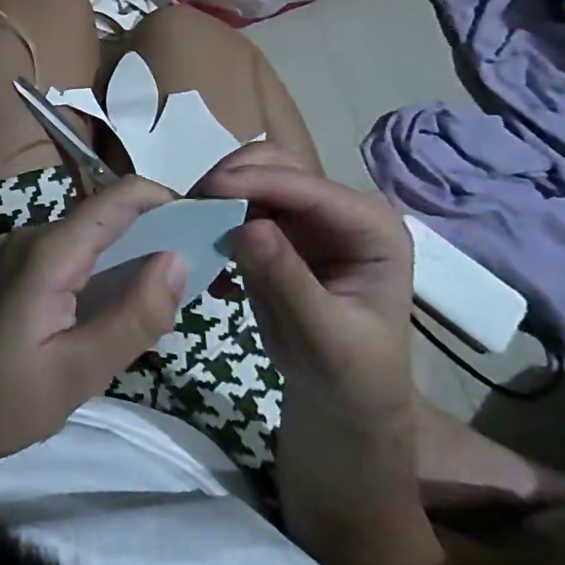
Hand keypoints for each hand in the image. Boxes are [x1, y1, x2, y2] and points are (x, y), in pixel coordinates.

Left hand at [0, 176, 187, 476]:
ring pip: (93, 241)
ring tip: (175, 298)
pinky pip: (74, 261)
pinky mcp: (17, 276)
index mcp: (50, 251)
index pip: (120, 198)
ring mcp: (22, 255)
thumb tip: (180, 261)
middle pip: (110, 217)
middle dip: (161, 236)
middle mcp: (35, 238)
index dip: (170, 202)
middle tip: (206, 277)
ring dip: (136, 260)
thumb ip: (131, 317)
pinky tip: (124, 312)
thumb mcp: (75, 372)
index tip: (211, 230)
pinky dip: (107, 276)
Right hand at [195, 143, 415, 430]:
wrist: (343, 399)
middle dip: (234, 179)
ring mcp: (308, 218)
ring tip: (194, 230)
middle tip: (193, 210)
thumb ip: (288, 281)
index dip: (257, 182)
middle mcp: (340, 210)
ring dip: (220, 197)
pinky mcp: (280, 232)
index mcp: (372, 227)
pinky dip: (218, 220)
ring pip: (255, 178)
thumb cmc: (350, 373)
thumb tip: (247, 228)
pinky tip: (211, 262)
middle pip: (281, 165)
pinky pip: (240, 207)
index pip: (309, 188)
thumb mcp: (323, 336)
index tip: (206, 192)